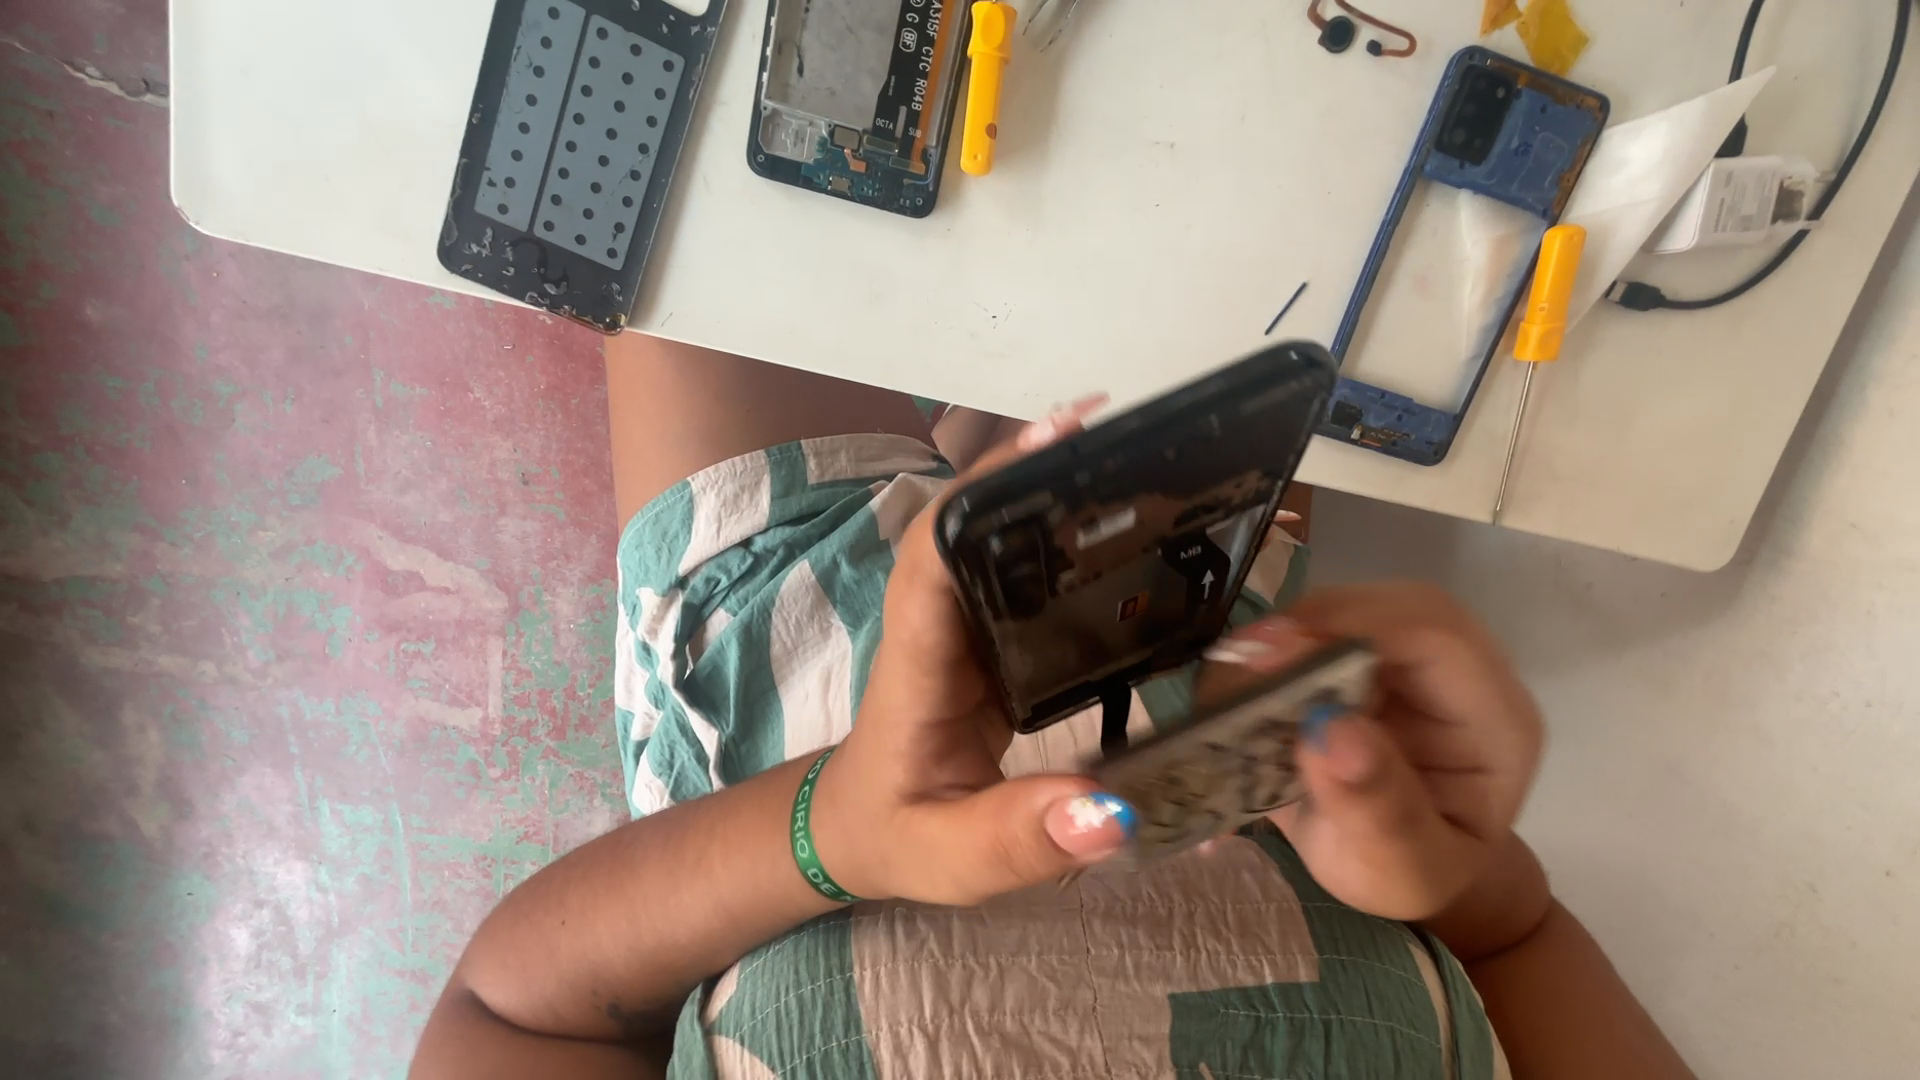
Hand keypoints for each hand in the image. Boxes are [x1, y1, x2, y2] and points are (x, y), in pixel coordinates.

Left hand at [809, 397, 1139, 907]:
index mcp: (918, 663)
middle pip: (969, 523)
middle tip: (1111, 427)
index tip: (1053, 445)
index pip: (934, 555)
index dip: (983, 490)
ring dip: (1046, 490)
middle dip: (1029, 468)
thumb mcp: (953, 858)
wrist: (862, 826)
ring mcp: (964, 625)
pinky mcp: (990, 636)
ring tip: (1124, 454)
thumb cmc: (893, 832)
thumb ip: (1021, 838)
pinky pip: (1021, 573)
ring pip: (994, 538)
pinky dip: (1061, 538)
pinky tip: (1115, 525)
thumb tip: (1116, 809)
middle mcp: (938, 624)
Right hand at [1196, 584, 1543, 921]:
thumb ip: (1377, 811)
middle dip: (1313, 620)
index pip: (1435, 637)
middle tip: (1244, 655)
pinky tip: (1242, 675)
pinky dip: (1273, 643)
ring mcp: (1406, 660)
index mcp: (1491, 721)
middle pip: (1392, 605)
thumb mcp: (1398, 869)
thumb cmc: (1402, 872)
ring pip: (1351, 606)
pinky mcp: (1360, 657)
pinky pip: (1319, 625)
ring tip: (1235, 671)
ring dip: (1286, 631)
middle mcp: (1454, 675)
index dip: (1353, 628)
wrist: (1388, 865)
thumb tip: (1332, 730)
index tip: (1271, 655)